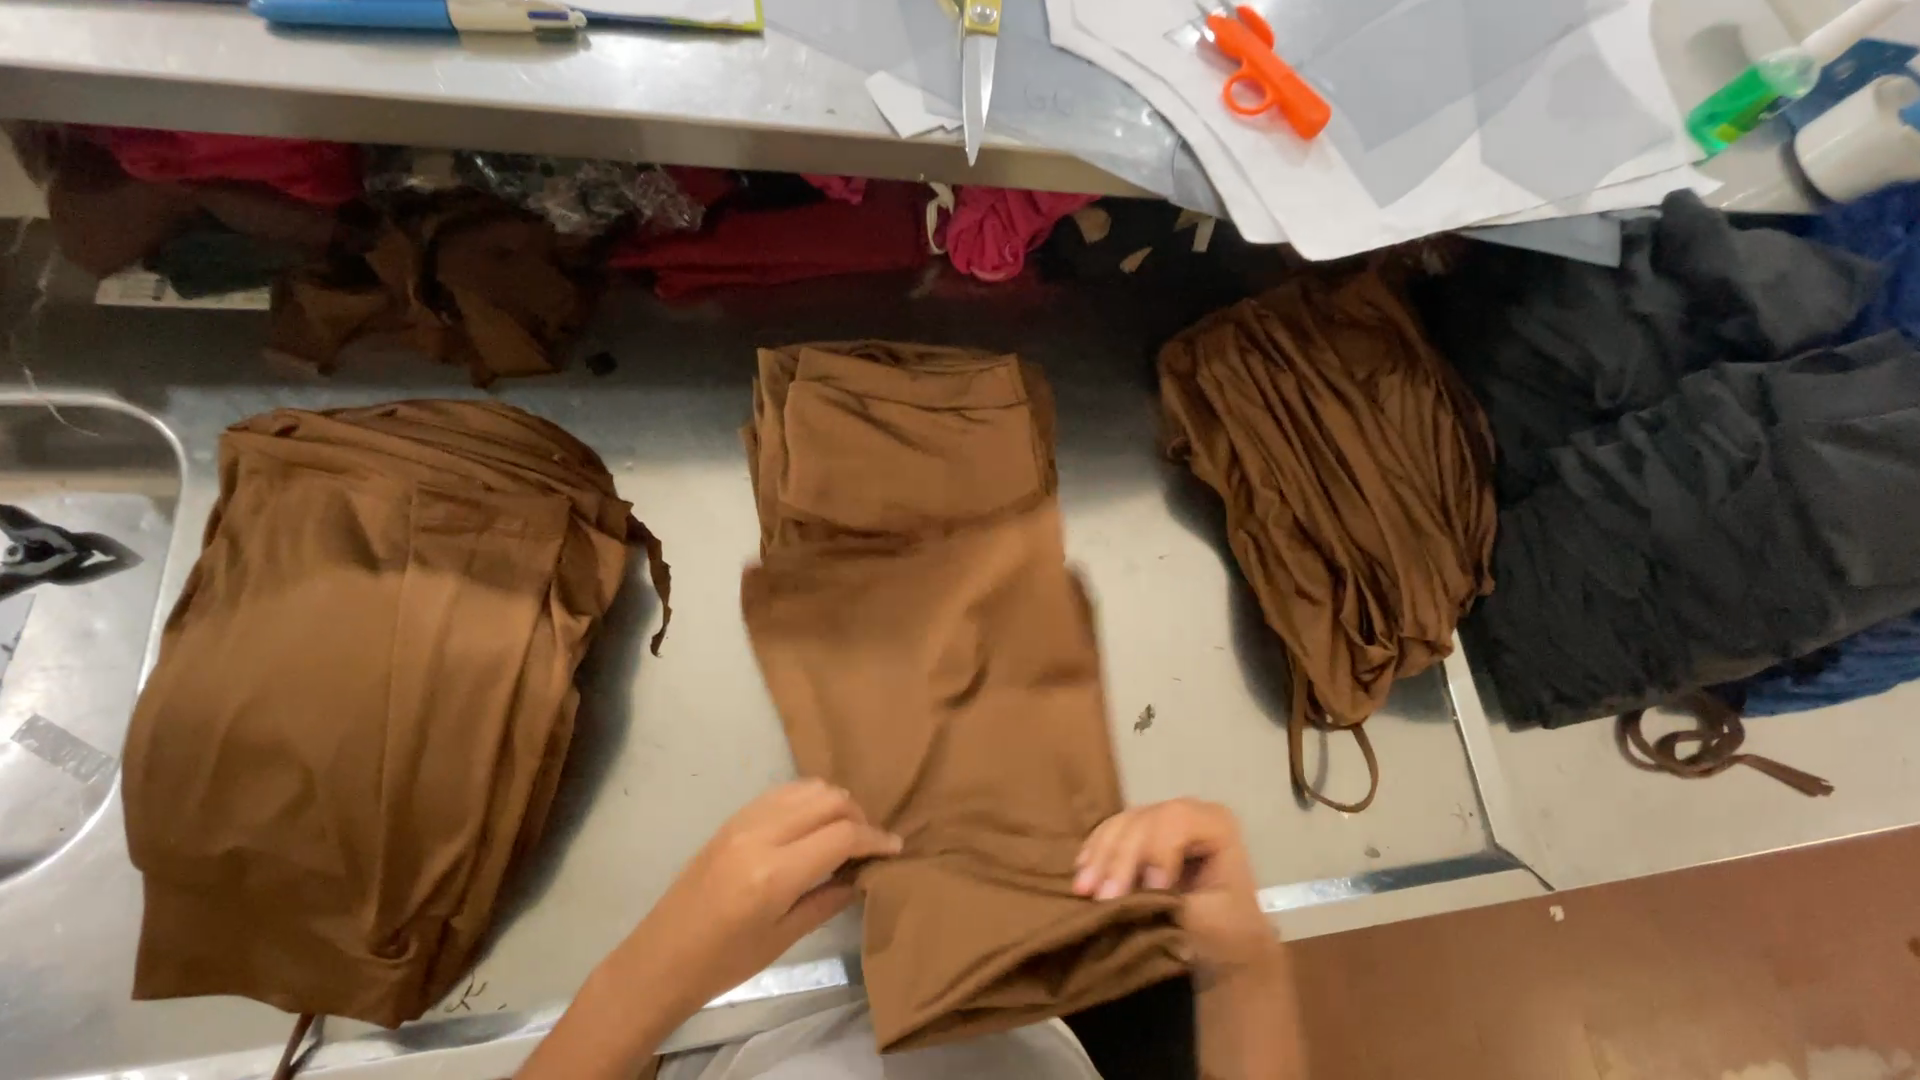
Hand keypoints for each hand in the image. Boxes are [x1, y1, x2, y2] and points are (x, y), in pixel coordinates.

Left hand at [621, 779, 902, 1011]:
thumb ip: (828, 899)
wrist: (660, 958)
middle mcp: (761, 834)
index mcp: (774, 873)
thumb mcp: (783, 939)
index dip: (875, 838)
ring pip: (809, 788)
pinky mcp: (734, 817)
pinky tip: (813, 826)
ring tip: (842, 834)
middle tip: (868, 845)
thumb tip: (863, 874)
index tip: (895, 848)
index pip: (842, 834)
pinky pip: (784, 792)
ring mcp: (744, 820)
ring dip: (835, 804)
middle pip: (830, 799)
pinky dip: (809, 800)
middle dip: (859, 817)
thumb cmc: (723, 962)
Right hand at [1073, 798, 1276, 973]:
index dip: (1158, 850)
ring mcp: (1158, 822)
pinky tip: (1081, 872)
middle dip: (1121, 858)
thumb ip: (1171, 902)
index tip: (1150, 889)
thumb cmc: (1228, 938)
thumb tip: (1132, 896)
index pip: (1177, 821)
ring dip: (1100, 857)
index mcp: (1215, 824)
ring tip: (1083, 890)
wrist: (1227, 951)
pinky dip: (1094, 853)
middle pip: (1144, 821)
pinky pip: (1109, 834)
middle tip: (1103, 897)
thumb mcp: (1210, 922)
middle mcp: (1185, 813)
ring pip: (1121, 826)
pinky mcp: (1138, 837)